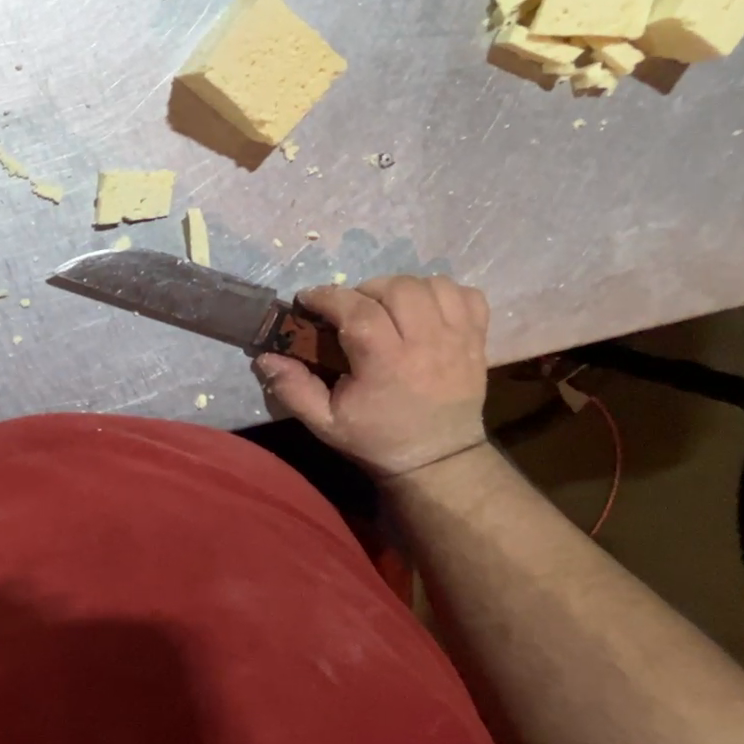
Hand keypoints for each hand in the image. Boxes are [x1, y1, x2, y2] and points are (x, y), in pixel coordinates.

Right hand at [254, 275, 489, 477]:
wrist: (435, 458)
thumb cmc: (374, 439)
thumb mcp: (324, 423)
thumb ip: (293, 390)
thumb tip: (264, 358)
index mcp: (386, 364)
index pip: (358, 311)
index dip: (330, 297)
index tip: (308, 299)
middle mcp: (426, 343)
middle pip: (398, 289)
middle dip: (365, 289)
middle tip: (348, 307)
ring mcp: (458, 338)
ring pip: (433, 285)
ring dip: (402, 288)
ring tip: (384, 306)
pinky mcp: (478, 338)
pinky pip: (466, 294)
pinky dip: (441, 293)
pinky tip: (422, 310)